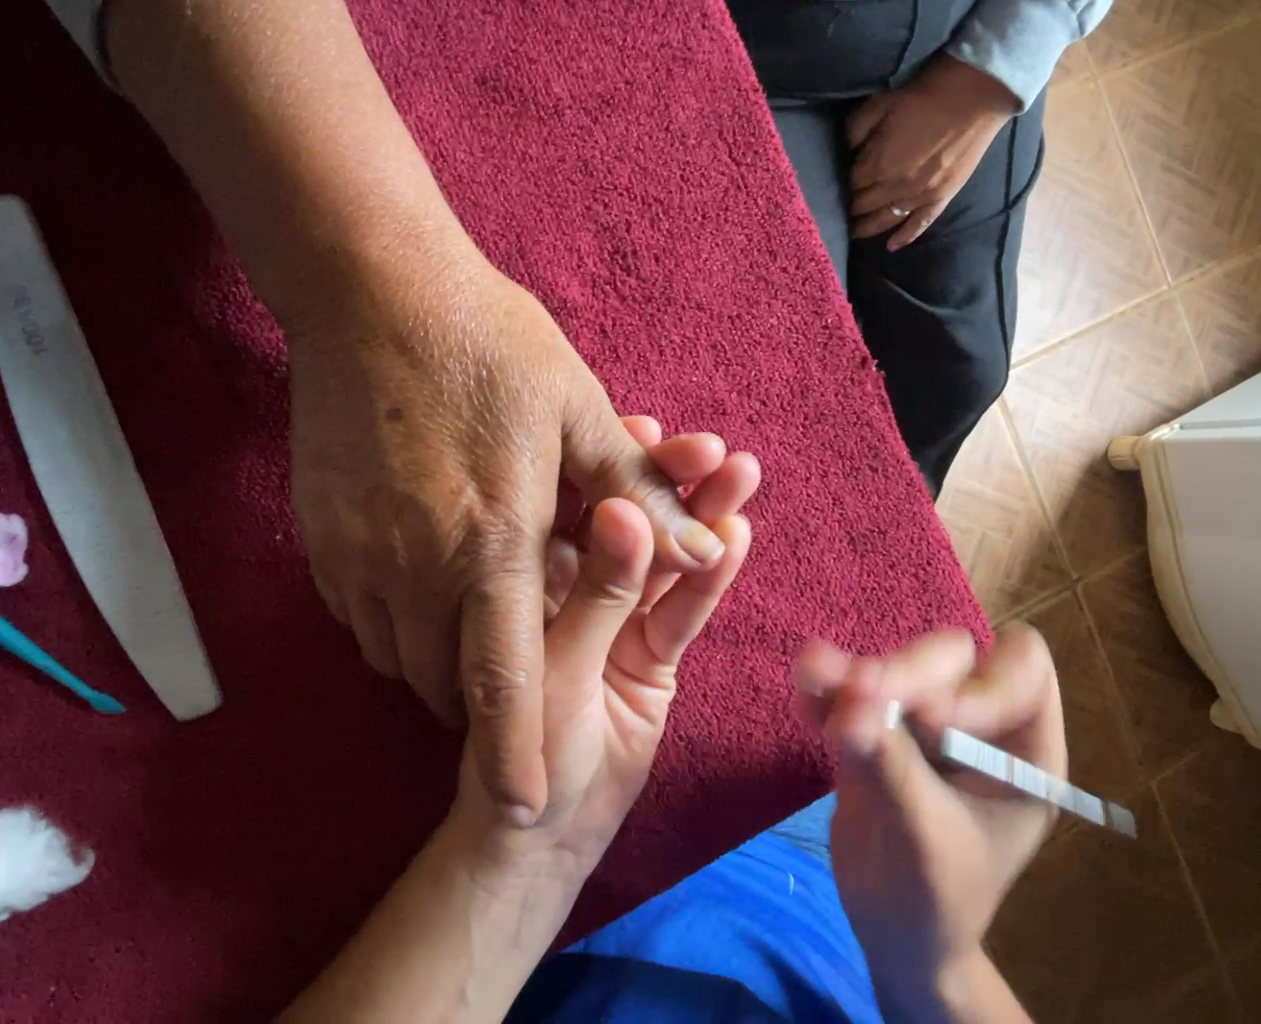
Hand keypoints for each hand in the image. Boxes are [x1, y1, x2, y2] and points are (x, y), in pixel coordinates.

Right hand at [286, 256, 727, 826]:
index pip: (503, 677)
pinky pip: (360, 617)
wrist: (374, 292)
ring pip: (398, 658)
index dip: (515, 753)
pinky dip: (395, 627)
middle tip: (511, 699)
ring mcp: (358, 554)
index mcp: (494, 541)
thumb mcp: (580, 409)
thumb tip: (706, 550)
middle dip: (482, 707)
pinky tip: (421, 590)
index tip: (524, 812)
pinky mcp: (320, 537)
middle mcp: (417, 565)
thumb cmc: (492, 348)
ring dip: (438, 667)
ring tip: (473, 643)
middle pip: (445, 682)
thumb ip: (641, 491)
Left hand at [458, 453, 755, 864]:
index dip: (611, 465)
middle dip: (670, 485)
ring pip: (665, 559)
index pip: (575, 506)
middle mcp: (576, 585)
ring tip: (742, 476)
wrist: (541, 832)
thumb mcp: (553, 667)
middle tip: (713, 448)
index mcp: (529, 577)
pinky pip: (684, 609)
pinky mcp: (656, 650)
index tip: (648, 428)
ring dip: (702, 520)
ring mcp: (620, 616)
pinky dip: (710, 578)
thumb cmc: (519, 751)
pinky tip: (738, 537)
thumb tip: (625, 512)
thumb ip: (595, 596)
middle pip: (630, 523)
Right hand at [797, 623, 1061, 1020]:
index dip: (980, 682)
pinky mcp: (875, 727)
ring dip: (855, 672)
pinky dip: (826, 692)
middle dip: (906, 670)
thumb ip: (890, 765)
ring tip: (812, 674)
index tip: (931, 721)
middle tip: (855, 689)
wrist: (893, 933)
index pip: (1023, 669)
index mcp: (1025, 747)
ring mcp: (922, 722)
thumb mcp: (923, 835)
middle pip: (949, 657)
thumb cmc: (935, 897)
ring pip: (897, 665)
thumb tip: (848, 703)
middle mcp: (978, 720)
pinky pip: (849, 691)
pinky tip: (806, 705)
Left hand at [846, 55, 1020, 249]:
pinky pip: (920, 225)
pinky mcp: (941, 198)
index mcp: (877, 163)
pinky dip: (904, 237)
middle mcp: (894, 186)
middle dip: (849, 208)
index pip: (850, 184)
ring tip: (853, 233)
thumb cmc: (924, 96)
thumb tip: (845, 151)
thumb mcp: (880, 103)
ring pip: (885, 220)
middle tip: (839, 210)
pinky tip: (891, 246)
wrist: (975, 94)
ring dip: (866, 228)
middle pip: (863, 205)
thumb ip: (856, 130)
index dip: (841, 185)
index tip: (835, 186)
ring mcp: (919, 196)